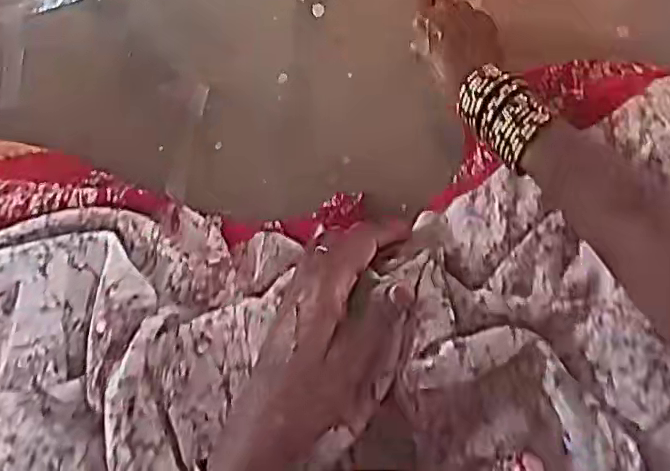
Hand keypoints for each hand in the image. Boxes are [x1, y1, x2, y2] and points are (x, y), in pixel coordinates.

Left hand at [210, 222, 415, 470]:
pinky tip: (349, 286)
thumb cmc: (306, 403)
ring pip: (323, 252)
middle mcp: (303, 283)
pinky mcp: (287, 314)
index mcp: (322, 287)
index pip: (357, 241)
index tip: (410, 230)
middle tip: (398, 243)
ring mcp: (292, 297)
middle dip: (368, 234)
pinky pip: (316, 269)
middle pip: (337, 239)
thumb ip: (379, 323)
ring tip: (378, 259)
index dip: (386, 231)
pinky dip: (338, 263)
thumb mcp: (352, 367)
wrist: (258, 440)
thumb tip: (403, 286)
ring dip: (351, 247)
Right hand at [414, 0, 503, 93]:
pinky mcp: (487, 20)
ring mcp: (470, 14)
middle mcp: (450, 12)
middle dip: (443, 6)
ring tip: (461, 27)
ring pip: (462, 4)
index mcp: (431, 20)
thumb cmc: (449, 75)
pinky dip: (475, 20)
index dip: (425, 1)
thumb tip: (421, 34)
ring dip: (459, 12)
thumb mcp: (430, 58)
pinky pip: (478, 14)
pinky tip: (476, 33)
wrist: (479, 81)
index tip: (426, 5)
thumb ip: (424, 41)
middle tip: (444, 19)